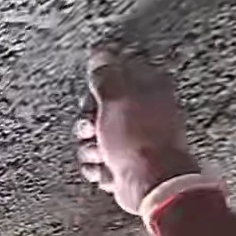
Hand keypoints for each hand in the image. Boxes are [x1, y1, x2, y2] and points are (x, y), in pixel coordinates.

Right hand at [75, 51, 199, 213]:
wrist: (149, 183)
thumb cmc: (137, 140)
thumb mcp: (115, 99)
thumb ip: (105, 74)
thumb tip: (99, 52)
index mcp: (148, 88)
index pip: (114, 73)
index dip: (96, 86)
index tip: (93, 98)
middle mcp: (143, 111)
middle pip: (97, 108)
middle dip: (87, 123)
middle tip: (93, 129)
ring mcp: (133, 138)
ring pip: (93, 137)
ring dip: (91, 148)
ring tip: (103, 154)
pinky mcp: (124, 161)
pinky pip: (97, 160)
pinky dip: (97, 167)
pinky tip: (107, 168)